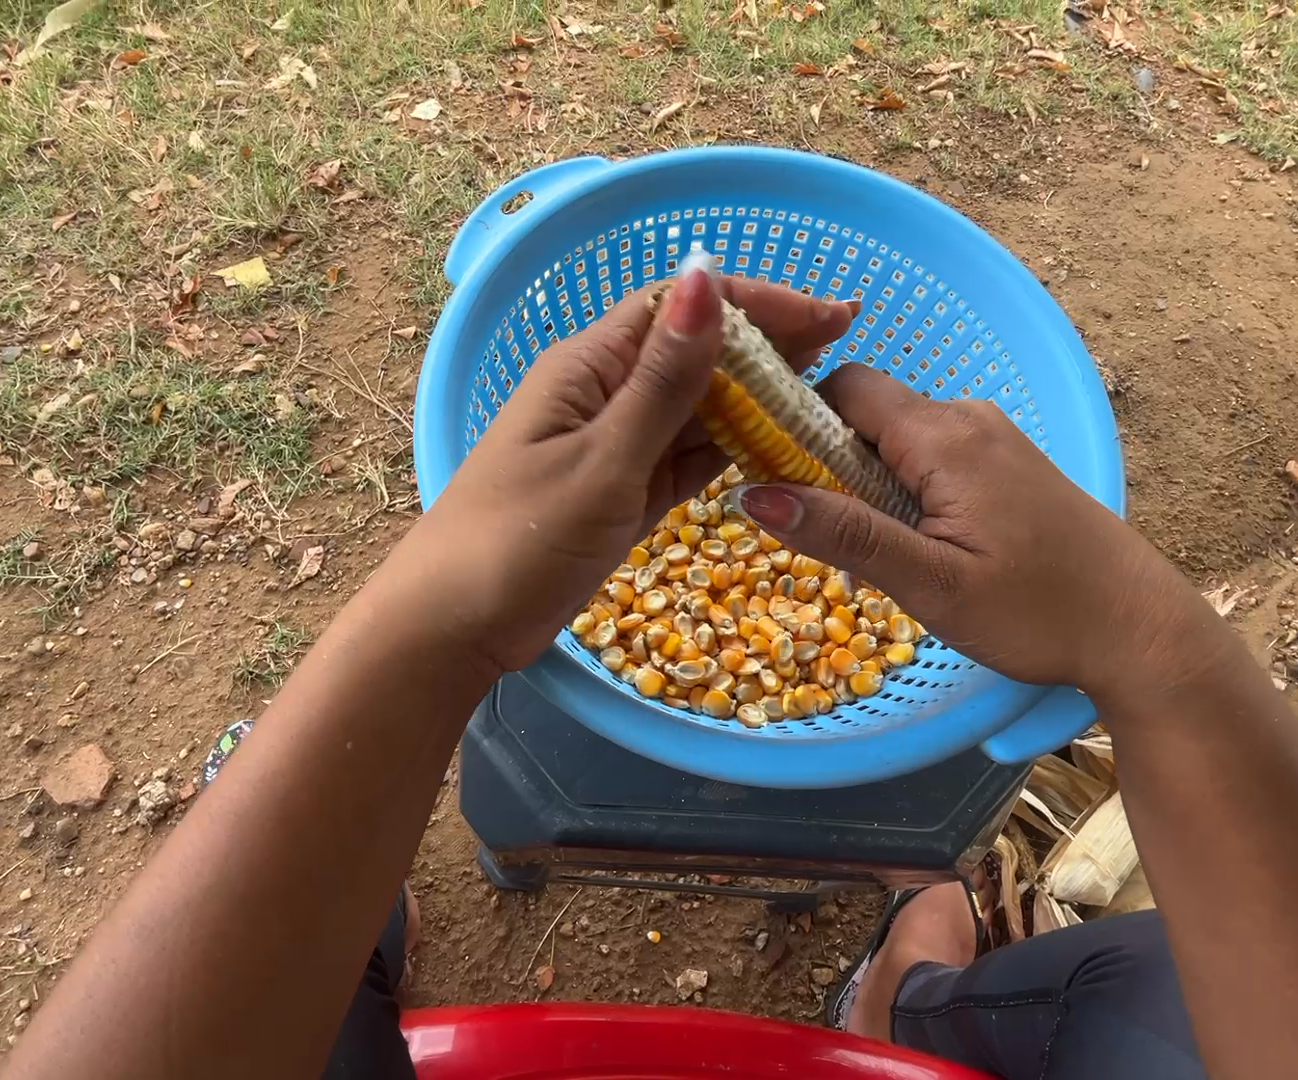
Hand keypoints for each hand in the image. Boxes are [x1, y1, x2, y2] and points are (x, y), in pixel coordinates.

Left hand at [397, 270, 856, 673]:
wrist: (457, 625)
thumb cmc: (518, 540)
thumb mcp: (601, 460)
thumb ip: (661, 381)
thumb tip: (704, 277)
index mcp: (588, 368)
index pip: (678, 309)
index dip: (754, 303)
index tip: (827, 316)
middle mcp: (603, 397)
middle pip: (693, 355)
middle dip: (765, 347)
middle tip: (840, 350)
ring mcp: (614, 448)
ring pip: (694, 409)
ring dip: (753, 401)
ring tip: (820, 394)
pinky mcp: (622, 493)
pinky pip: (684, 458)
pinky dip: (727, 452)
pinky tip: (773, 447)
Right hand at [735, 365, 1224, 702]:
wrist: (1141, 630)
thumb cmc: (1036, 610)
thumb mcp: (929, 582)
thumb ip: (843, 533)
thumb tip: (752, 496)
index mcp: (943, 435)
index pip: (843, 388)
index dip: (797, 418)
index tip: (770, 471)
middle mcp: (966, 418)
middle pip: (865, 411)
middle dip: (825, 459)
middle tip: (820, 527)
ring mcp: (989, 438)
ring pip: (893, 435)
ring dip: (861, 478)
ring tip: (867, 544)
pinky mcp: (1002, 463)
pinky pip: (926, 455)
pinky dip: (897, 485)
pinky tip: (910, 538)